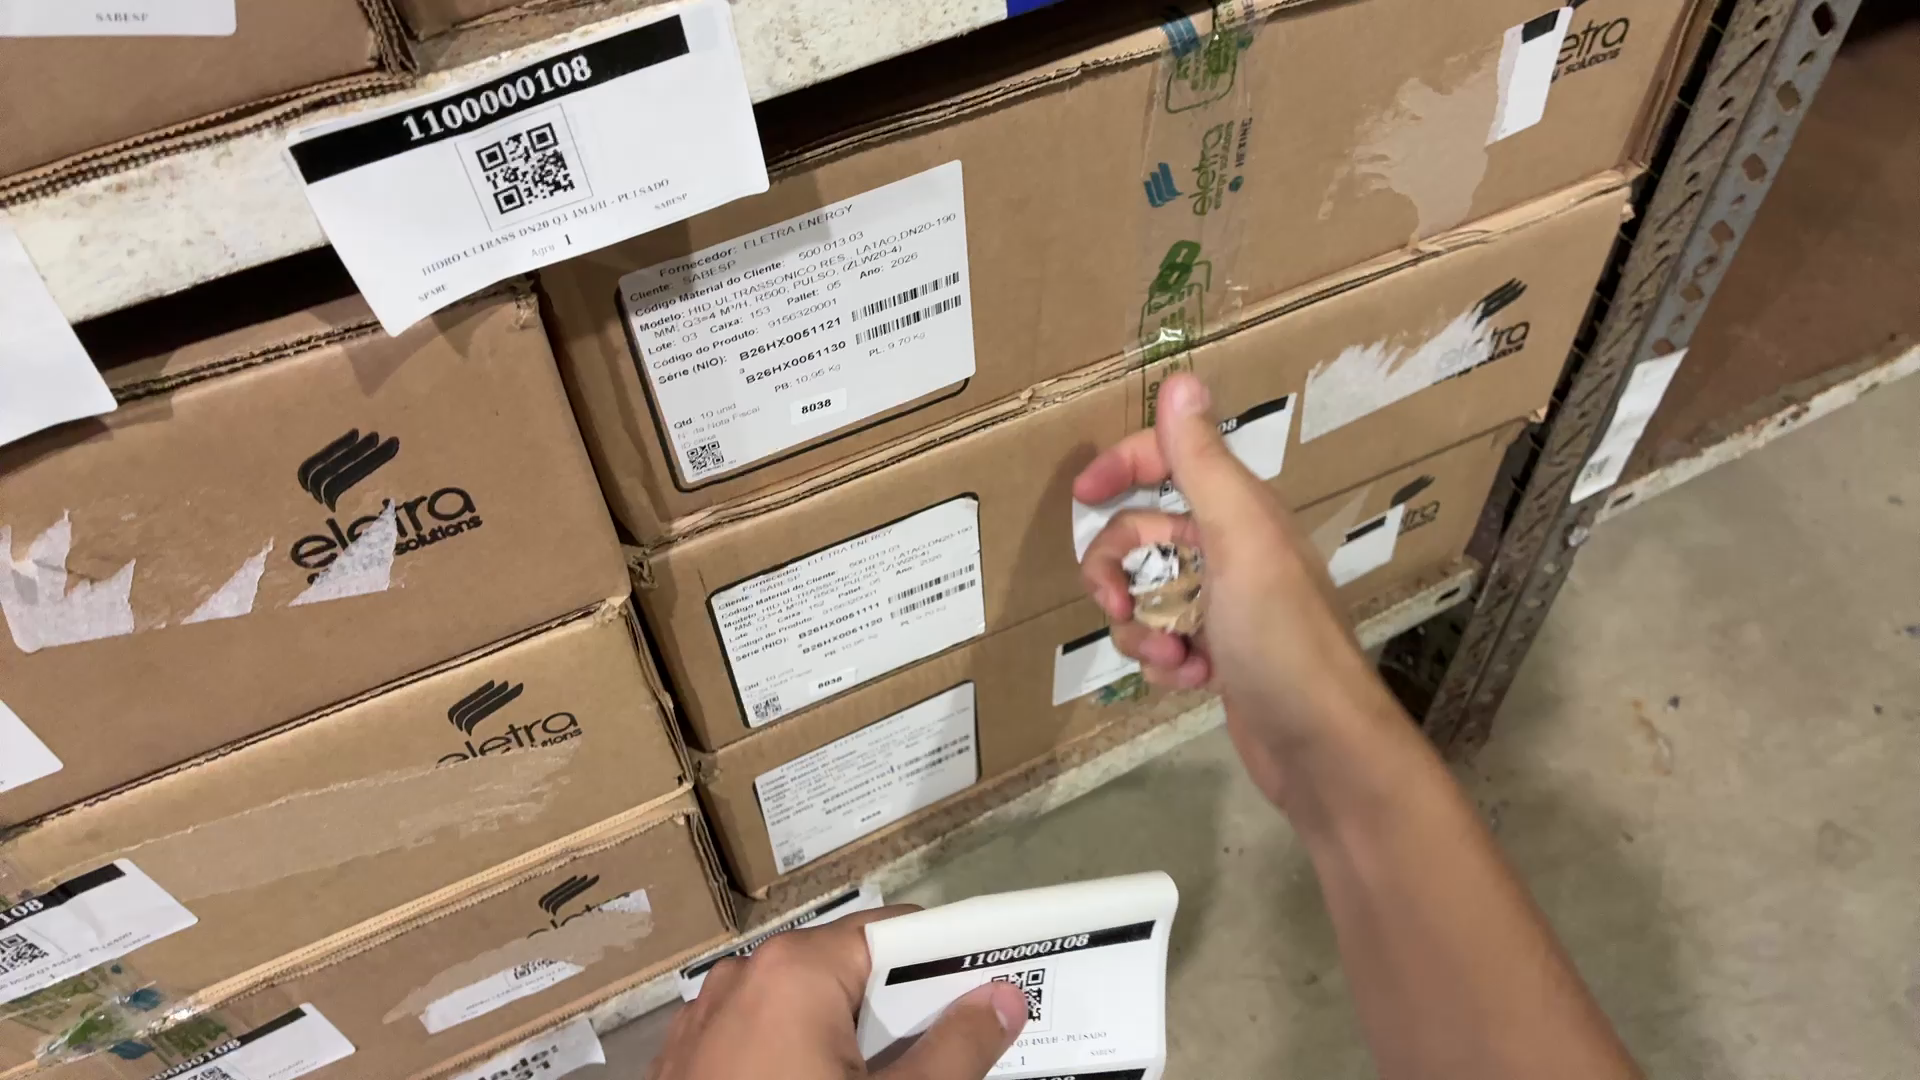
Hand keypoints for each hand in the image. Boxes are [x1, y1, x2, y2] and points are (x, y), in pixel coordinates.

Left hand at [649, 906, 1028, 1079]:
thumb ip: (955, 1051)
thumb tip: (1006, 998)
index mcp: (796, 966)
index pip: (891, 934)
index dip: (939, 962)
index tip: (974, 997)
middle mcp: (746, 973)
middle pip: (845, 970)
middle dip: (890, 1013)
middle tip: (925, 1059)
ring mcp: (705, 1017)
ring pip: (799, 1006)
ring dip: (840, 1038)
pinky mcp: (682, 1061)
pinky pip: (755, 1036)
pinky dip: (788, 1057)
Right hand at [1072, 374, 1405, 804]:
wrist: (1320, 749)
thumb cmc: (1280, 639)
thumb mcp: (1239, 543)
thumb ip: (1203, 465)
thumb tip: (1179, 380)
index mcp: (1237, 514)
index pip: (1169, 461)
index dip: (1123, 466)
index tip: (1081, 493)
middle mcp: (1227, 551)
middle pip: (1139, 537)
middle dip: (1117, 572)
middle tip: (1118, 606)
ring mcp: (1218, 605)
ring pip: (1143, 594)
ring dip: (1143, 629)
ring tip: (1173, 658)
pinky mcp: (1212, 652)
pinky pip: (1159, 639)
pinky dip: (1163, 661)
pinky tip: (1190, 681)